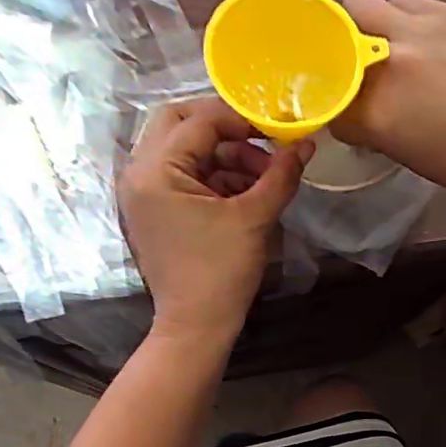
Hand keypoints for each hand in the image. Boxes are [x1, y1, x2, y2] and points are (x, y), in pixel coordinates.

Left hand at [118, 98, 310, 343]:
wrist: (196, 326)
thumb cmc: (221, 273)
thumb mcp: (254, 219)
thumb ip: (280, 175)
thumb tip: (307, 144)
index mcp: (155, 171)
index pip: (200, 122)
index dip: (242, 120)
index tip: (277, 130)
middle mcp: (138, 173)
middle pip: (180, 124)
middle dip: (225, 130)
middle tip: (262, 142)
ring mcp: (142, 193)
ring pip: (183, 150)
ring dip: (224, 156)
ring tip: (263, 178)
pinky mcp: (153, 210)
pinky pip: (182, 176)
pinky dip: (213, 177)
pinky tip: (246, 193)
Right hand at [334, 0, 445, 211]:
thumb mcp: (413, 158)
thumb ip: (378, 128)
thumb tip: (367, 112)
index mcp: (378, 111)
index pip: (331, 95)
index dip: (333, 100)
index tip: (344, 107)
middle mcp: (393, 59)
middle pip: (340, 28)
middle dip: (342, 45)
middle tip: (362, 67)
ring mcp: (427, 26)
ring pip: (374, 4)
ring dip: (375, 24)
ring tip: (399, 51)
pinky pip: (413, 2)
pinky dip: (410, 19)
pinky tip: (434, 43)